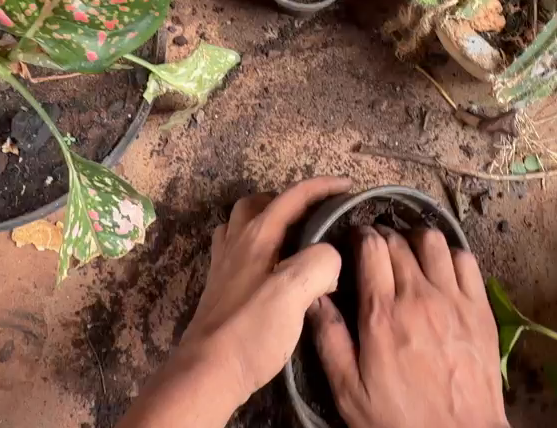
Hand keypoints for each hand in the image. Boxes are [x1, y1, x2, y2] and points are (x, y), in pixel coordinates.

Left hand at [120, 177, 349, 427]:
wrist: (208, 371)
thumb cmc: (251, 329)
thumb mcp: (294, 292)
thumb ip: (318, 263)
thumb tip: (329, 257)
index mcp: (258, 234)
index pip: (293, 196)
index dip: (323, 186)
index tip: (348, 185)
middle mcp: (238, 240)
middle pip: (262, 201)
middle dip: (291, 199)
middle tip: (316, 214)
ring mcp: (224, 262)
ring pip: (243, 221)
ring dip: (268, 217)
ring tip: (292, 234)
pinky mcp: (219, 284)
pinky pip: (235, 246)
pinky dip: (254, 243)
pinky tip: (267, 264)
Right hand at [311, 227, 507, 427]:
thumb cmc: (400, 422)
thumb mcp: (351, 392)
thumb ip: (330, 340)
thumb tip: (314, 298)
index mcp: (382, 315)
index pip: (371, 247)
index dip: (360, 236)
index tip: (355, 241)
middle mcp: (418, 296)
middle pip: (398, 240)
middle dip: (383, 236)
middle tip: (377, 249)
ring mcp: (452, 299)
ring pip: (432, 241)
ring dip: (416, 239)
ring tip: (409, 251)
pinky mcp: (479, 307)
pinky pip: (465, 259)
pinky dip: (450, 254)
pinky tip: (441, 268)